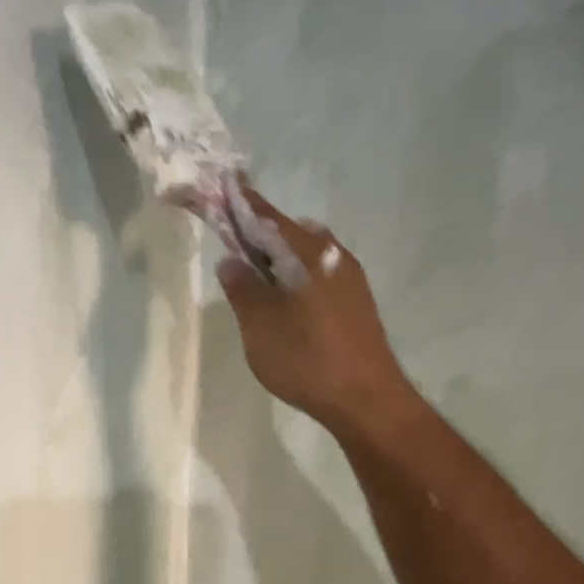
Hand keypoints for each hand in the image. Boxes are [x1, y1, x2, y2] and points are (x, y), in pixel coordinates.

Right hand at [216, 190, 417, 433]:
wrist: (365, 399)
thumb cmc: (306, 359)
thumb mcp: (260, 325)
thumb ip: (243, 288)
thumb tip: (231, 258)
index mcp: (306, 252)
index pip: (263, 215)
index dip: (237, 201)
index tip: (218, 185)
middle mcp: (332, 254)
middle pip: (286, 231)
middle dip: (256, 231)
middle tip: (229, 243)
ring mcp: (348, 277)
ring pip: (303, 252)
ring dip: (275, 256)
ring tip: (252, 275)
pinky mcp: (354, 301)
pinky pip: (315, 272)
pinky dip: (292, 274)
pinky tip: (281, 298)